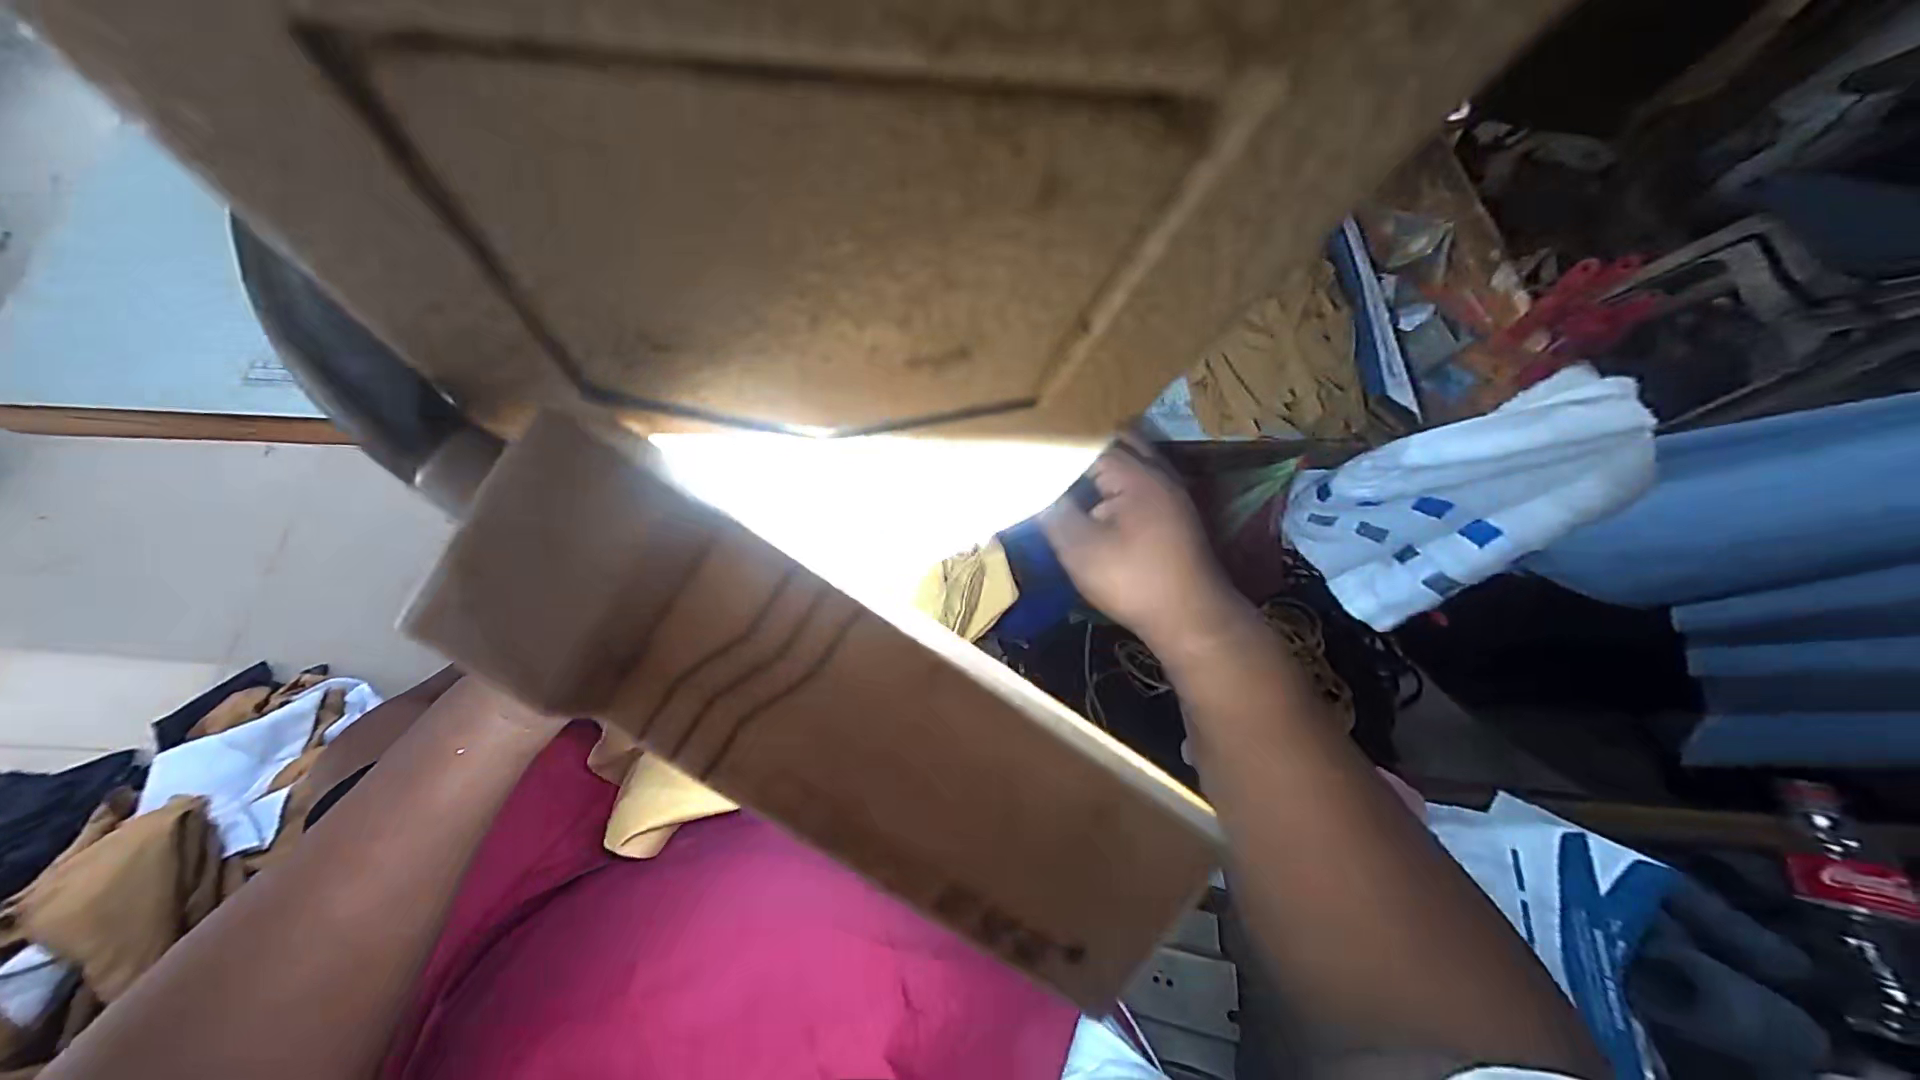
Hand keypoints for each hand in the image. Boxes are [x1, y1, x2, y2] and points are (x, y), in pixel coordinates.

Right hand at [1039, 440, 1250, 657]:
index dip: (1060, 451)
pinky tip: (1102, 500)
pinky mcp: (1176, 515)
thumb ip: (1055, 514)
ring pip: (1136, 462)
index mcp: (1137, 475)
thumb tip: (1034, 489)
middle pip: (1120, 445)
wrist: (1190, 618)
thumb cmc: (1132, 580)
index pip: (1091, 446)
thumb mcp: (1080, 549)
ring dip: (1107, 464)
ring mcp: (1173, 494)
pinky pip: (1146, 481)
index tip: (1033, 458)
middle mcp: (1160, 475)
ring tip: (1072, 477)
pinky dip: (1123, 481)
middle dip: (1087, 449)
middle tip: (1054, 460)